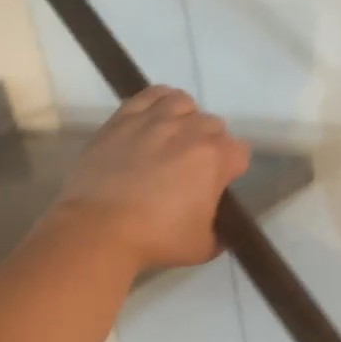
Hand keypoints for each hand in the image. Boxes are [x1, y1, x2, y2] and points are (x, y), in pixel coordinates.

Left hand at [56, 86, 250, 268]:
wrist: (100, 228)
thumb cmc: (157, 239)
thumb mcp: (203, 246)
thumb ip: (219, 231)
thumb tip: (218, 226)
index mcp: (214, 160)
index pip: (240, 152)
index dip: (233, 169)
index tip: (221, 184)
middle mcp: (189, 130)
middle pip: (214, 125)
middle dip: (211, 144)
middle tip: (195, 169)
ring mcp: (154, 119)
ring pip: (184, 103)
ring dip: (187, 119)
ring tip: (176, 139)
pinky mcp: (123, 118)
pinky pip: (151, 95)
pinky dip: (160, 102)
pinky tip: (156, 118)